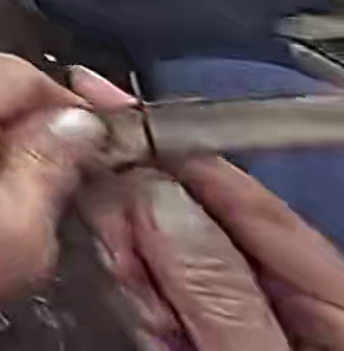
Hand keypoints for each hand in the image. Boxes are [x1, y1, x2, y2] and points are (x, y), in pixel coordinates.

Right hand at [72, 68, 343, 349]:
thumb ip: (217, 287)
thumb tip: (155, 191)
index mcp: (333, 299)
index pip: (234, 191)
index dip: (163, 136)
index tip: (92, 93)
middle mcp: (292, 290)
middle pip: (184, 208)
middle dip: (137, 222)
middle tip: (131, 270)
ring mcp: (242, 302)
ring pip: (155, 239)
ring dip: (133, 262)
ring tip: (152, 313)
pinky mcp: (202, 315)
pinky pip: (151, 276)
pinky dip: (135, 287)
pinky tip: (149, 317)